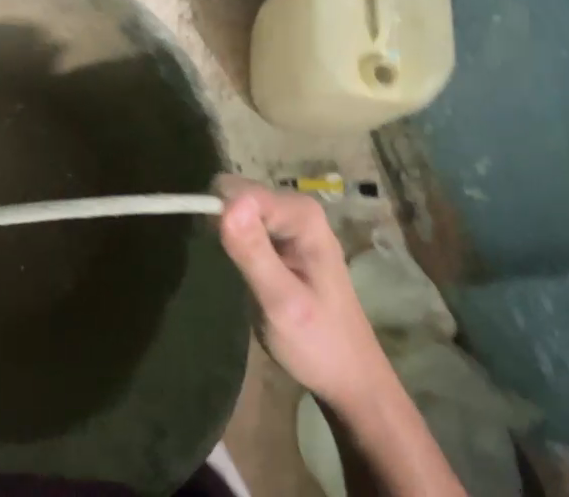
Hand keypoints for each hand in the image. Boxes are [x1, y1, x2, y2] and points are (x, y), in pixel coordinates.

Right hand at [214, 175, 391, 410]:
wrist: (349, 377)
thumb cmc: (319, 344)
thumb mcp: (281, 302)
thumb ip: (253, 253)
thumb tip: (226, 204)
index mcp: (302, 215)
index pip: (238, 191)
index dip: (219, 216)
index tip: (219, 253)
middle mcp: (296, 209)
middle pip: (235, 192)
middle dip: (221, 221)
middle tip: (232, 266)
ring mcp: (289, 223)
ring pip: (234, 206)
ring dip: (225, 232)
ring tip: (237, 270)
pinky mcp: (279, 238)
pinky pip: (241, 222)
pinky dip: (232, 239)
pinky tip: (243, 268)